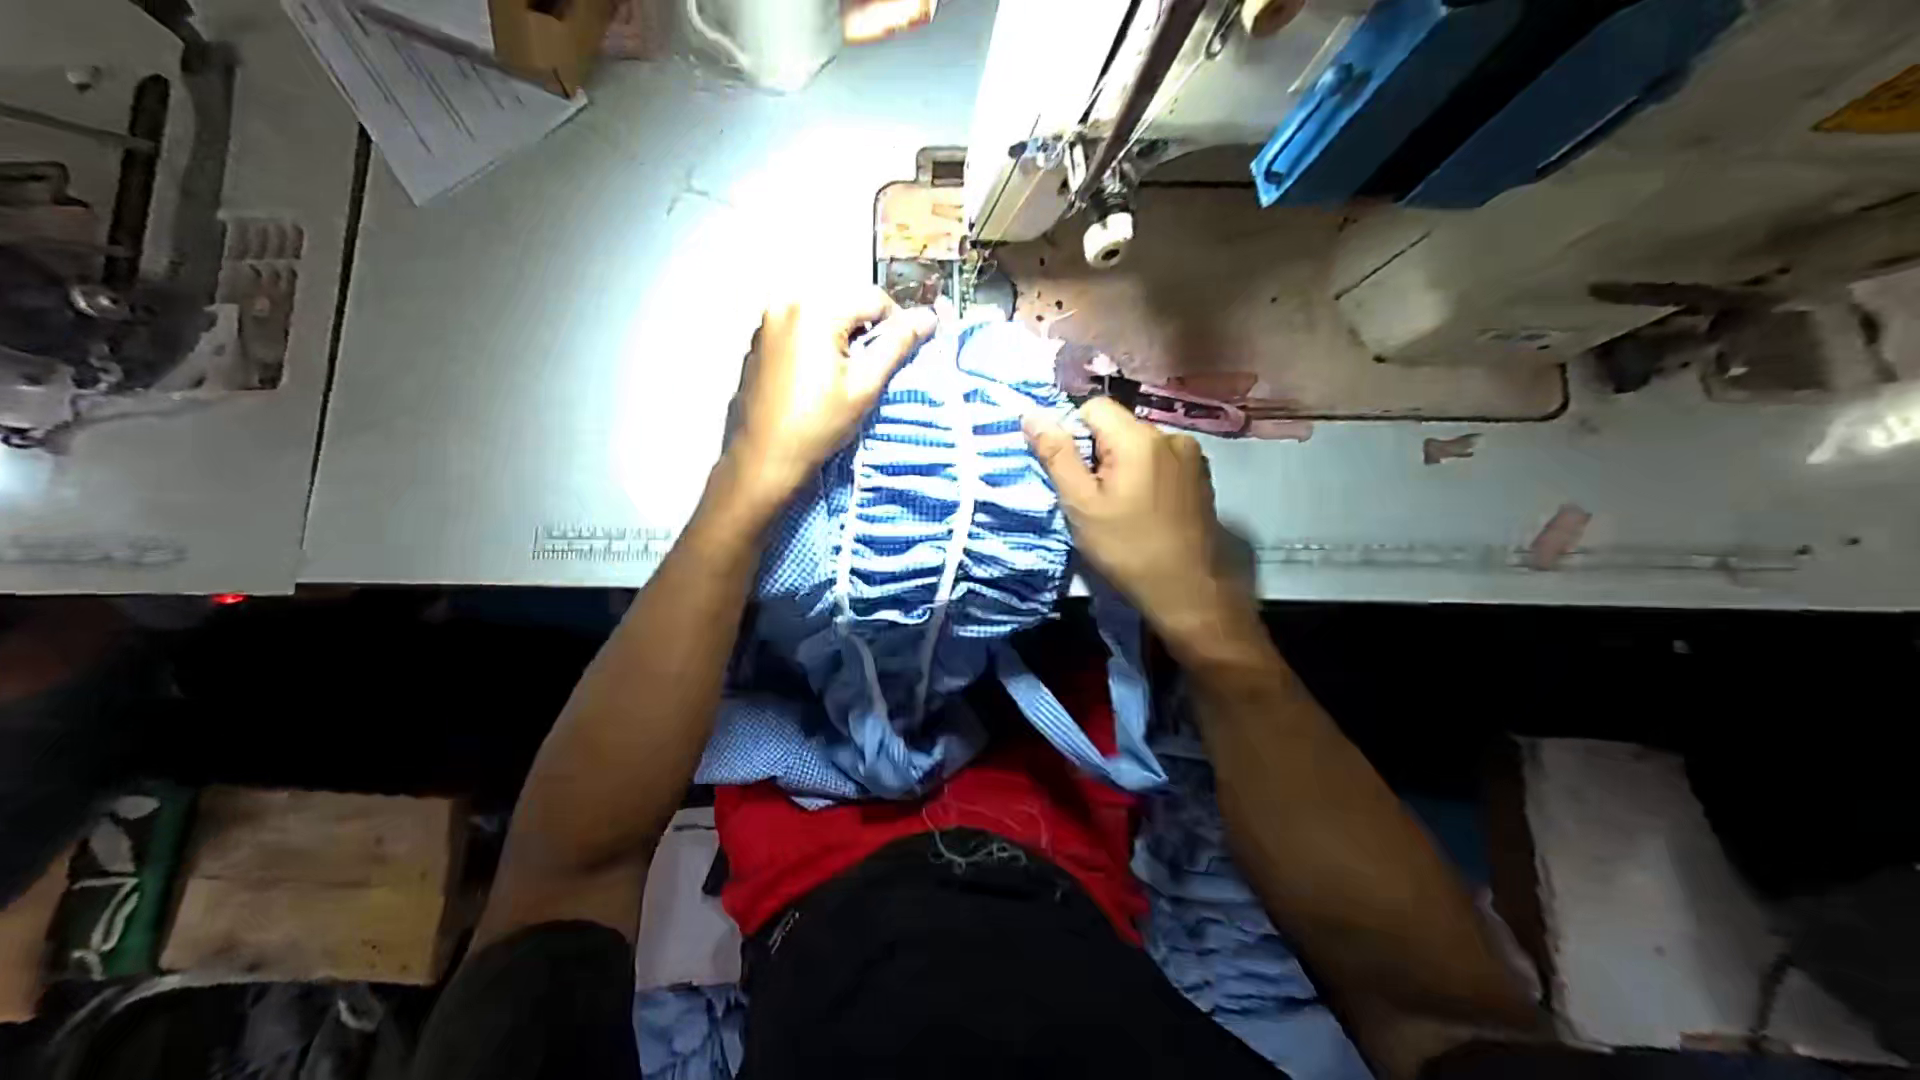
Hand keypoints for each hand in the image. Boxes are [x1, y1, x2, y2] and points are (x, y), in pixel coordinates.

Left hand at [722, 289, 936, 511]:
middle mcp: (786, 303)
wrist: (763, 459)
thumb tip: (928, 318)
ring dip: (843, 337)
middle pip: (846, 302)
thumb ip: (898, 345)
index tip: (900, 356)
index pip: (874, 297)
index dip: (897, 323)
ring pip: (824, 315)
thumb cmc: (818, 425)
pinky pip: (800, 329)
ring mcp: (767, 321)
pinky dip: (817, 344)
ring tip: (845, 376)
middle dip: (866, 330)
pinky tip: (818, 379)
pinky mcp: (759, 341)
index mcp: (815, 308)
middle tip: (872, 369)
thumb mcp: (865, 385)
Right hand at [1025, 398, 1260, 660]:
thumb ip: (1056, 455)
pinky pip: (1161, 460)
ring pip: (1139, 444)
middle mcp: (1170, 435)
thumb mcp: (1081, 504)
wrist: (1187, 589)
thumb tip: (1031, 415)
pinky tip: (1146, 509)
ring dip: (1123, 465)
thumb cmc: (1127, 548)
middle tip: (1095, 498)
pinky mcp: (1201, 476)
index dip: (1074, 435)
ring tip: (1122, 507)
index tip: (1075, 474)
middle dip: (1099, 453)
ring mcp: (1191, 455)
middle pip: (1118, 426)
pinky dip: (1146, 475)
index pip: (1093, 407)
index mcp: (1139, 437)